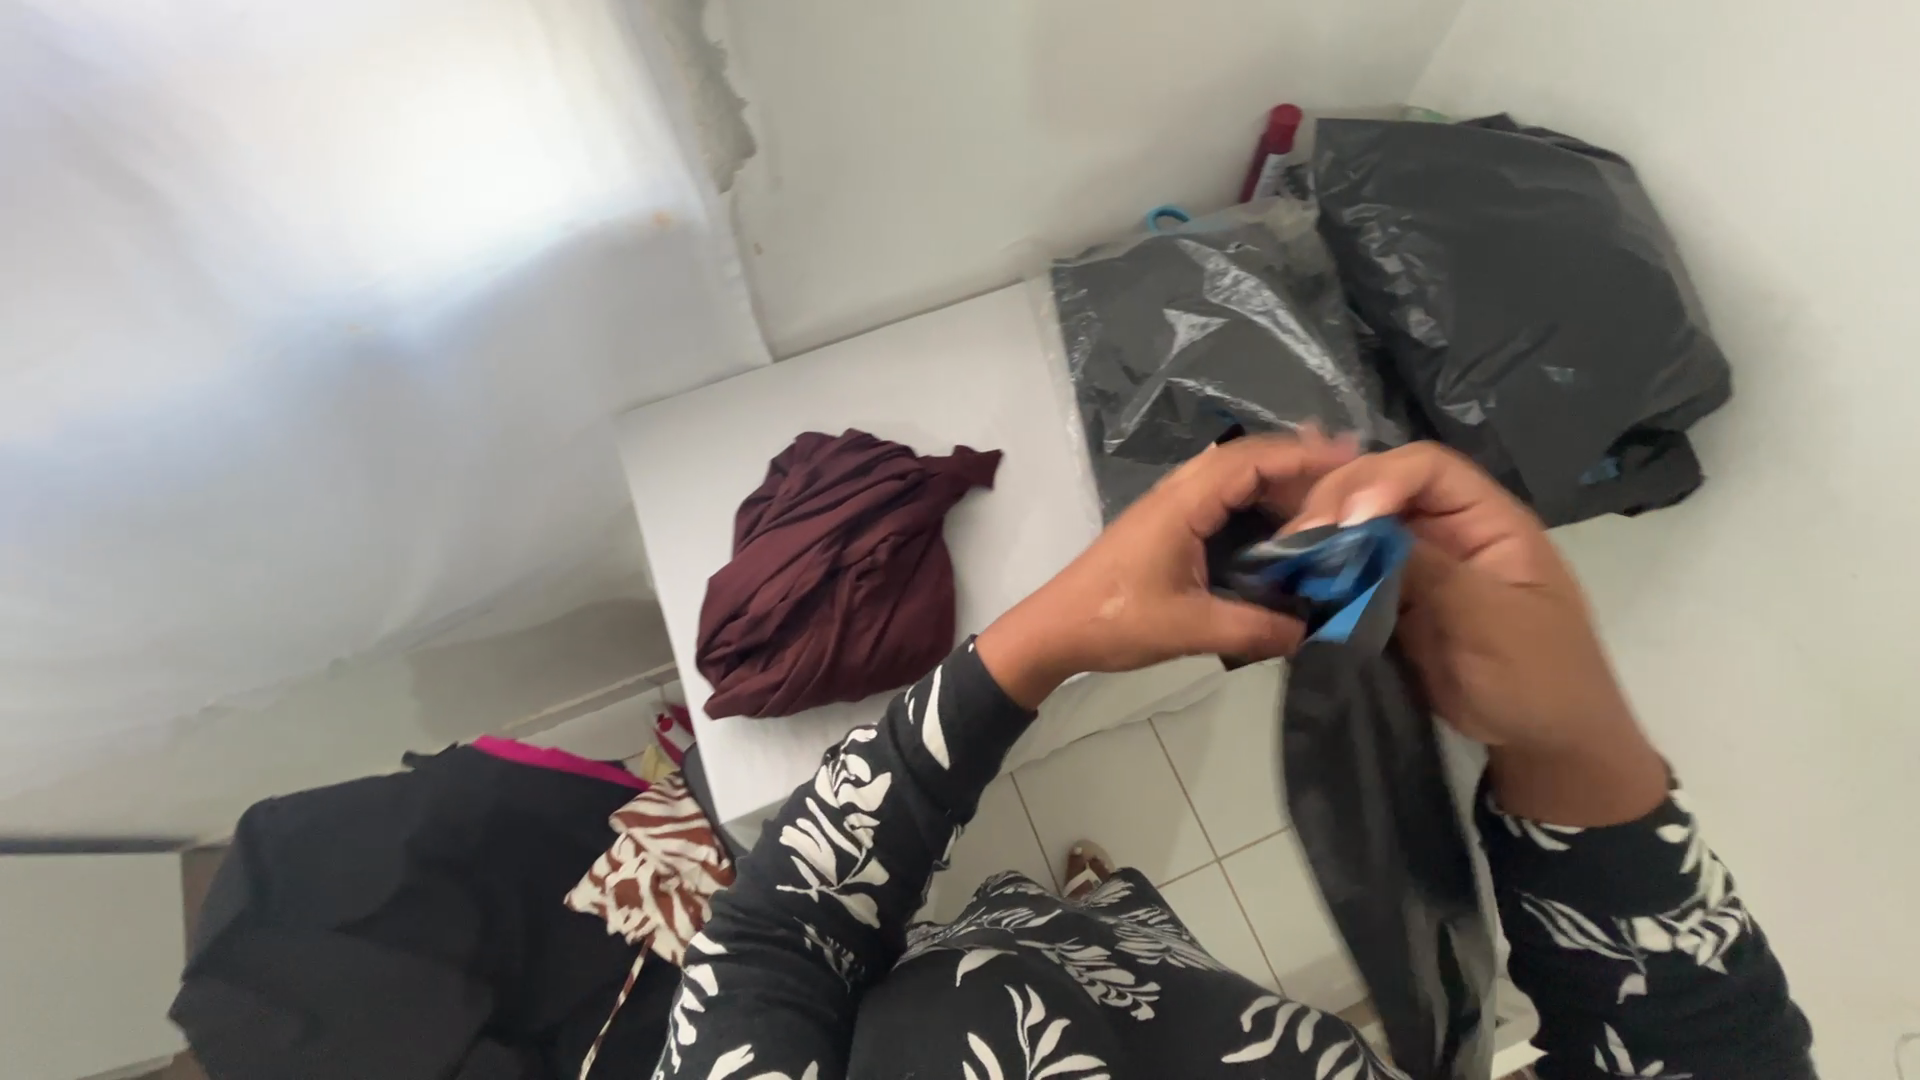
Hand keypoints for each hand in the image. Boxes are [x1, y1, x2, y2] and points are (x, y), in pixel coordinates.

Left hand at [976, 431, 1358, 708]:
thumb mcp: (1191, 629)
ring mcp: (1164, 508)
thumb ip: (1256, 629)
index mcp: (1181, 505)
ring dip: (1271, 481)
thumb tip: (1314, 631)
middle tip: (1349, 478)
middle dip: (1295, 462)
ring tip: (1323, 498)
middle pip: (1241, 458)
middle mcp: (1174, 494)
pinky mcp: (1160, 526)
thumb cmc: (1114, 622)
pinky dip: (1249, 501)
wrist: (1054, 629)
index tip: (1354, 458)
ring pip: (1226, 476)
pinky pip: (1213, 497)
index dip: (1302, 455)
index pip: (1250, 461)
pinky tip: (1274, 525)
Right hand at [1287, 442, 1666, 824]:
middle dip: (1336, 502)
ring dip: (1320, 531)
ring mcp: (1416, 562)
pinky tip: (1295, 576)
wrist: (1539, 742)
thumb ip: (1427, 567)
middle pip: (1381, 485)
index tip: (1346, 520)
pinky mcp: (1389, 593)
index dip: (1381, 479)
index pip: (1428, 468)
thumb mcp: (1489, 618)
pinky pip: (1348, 565)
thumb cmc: (1537, 677)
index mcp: (1487, 521)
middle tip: (1298, 537)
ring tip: (1288, 556)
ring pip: (1357, 523)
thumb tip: (1358, 528)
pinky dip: (1319, 566)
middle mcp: (1447, 529)